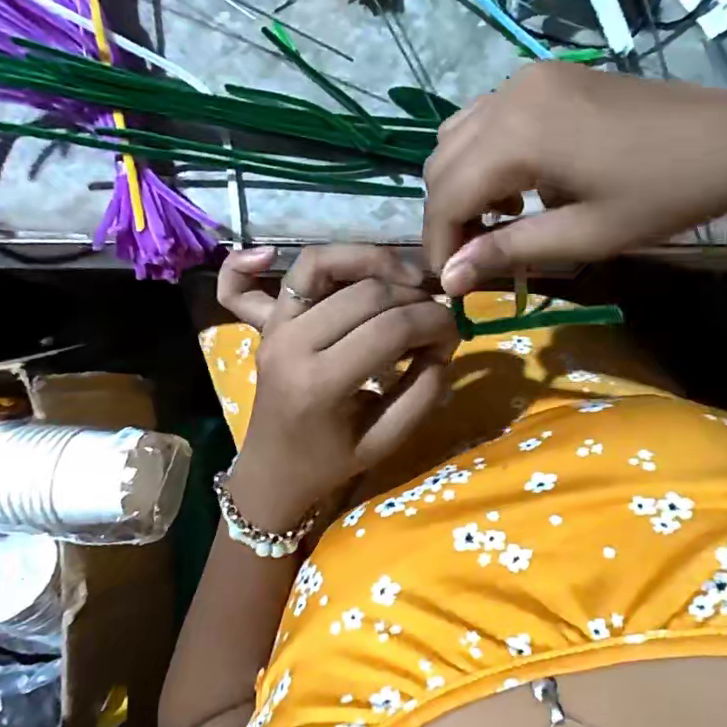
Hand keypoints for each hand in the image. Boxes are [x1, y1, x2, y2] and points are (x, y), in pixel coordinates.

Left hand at [216, 245, 460, 528]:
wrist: (272, 470)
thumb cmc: (331, 462)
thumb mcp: (387, 441)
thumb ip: (424, 391)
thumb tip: (444, 340)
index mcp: (320, 384)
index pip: (390, 328)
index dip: (434, 322)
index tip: (454, 334)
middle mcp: (292, 344)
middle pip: (368, 292)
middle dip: (416, 298)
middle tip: (437, 318)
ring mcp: (276, 325)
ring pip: (331, 265)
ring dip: (380, 265)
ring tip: (411, 283)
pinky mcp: (273, 317)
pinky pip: (302, 269)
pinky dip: (332, 255)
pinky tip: (361, 259)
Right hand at [423, 62, 726, 293]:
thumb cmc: (662, 195)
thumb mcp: (584, 235)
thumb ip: (509, 252)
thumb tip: (448, 279)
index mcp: (518, 132)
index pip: (448, 193)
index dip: (440, 242)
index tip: (449, 284)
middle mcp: (510, 93)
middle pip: (443, 161)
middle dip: (447, 215)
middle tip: (473, 259)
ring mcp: (529, 78)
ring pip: (459, 135)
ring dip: (464, 183)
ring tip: (498, 223)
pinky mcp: (547, 77)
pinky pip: (489, 117)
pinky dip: (486, 156)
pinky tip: (521, 186)